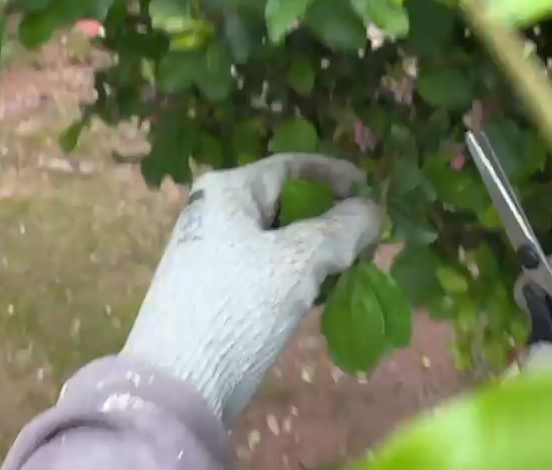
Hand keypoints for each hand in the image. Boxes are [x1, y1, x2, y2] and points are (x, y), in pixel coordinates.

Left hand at [121, 154, 382, 422]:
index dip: (335, 174)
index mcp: (228, 189)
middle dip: (331, 218)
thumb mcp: (297, 262)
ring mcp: (212, 249)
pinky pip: (268, 266)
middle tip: (369, 240)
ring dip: (318, 249)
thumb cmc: (238, 306)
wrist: (177, 387)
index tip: (372, 190)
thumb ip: (341, 229)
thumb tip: (374, 209)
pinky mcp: (216, 287)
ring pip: (279, 237)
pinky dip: (298, 273)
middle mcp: (216, 209)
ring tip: (354, 268)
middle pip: (286, 201)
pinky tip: (324, 293)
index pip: (290, 166)